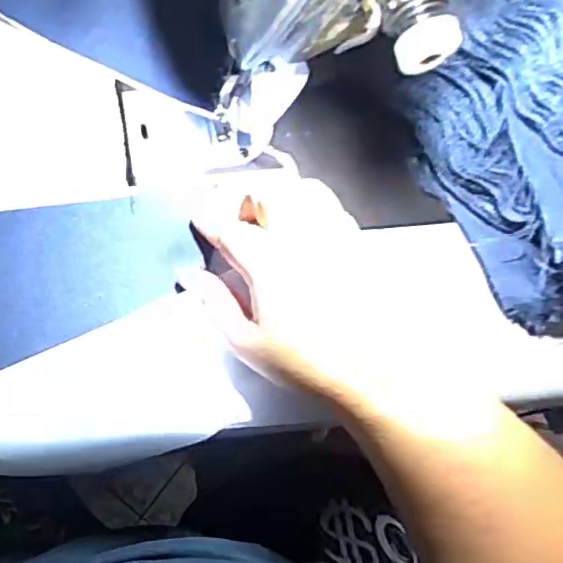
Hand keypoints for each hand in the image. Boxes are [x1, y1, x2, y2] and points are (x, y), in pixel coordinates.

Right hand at [177, 180, 494, 428]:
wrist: (370, 373)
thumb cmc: (303, 363)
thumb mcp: (246, 342)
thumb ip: (214, 303)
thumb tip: (191, 276)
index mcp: (268, 262)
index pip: (229, 226)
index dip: (208, 220)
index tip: (199, 222)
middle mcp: (302, 238)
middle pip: (267, 192)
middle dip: (243, 199)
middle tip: (234, 222)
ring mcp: (335, 236)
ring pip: (301, 190)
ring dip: (277, 196)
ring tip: (266, 219)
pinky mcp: (358, 243)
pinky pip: (329, 206)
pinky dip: (307, 206)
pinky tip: (301, 231)